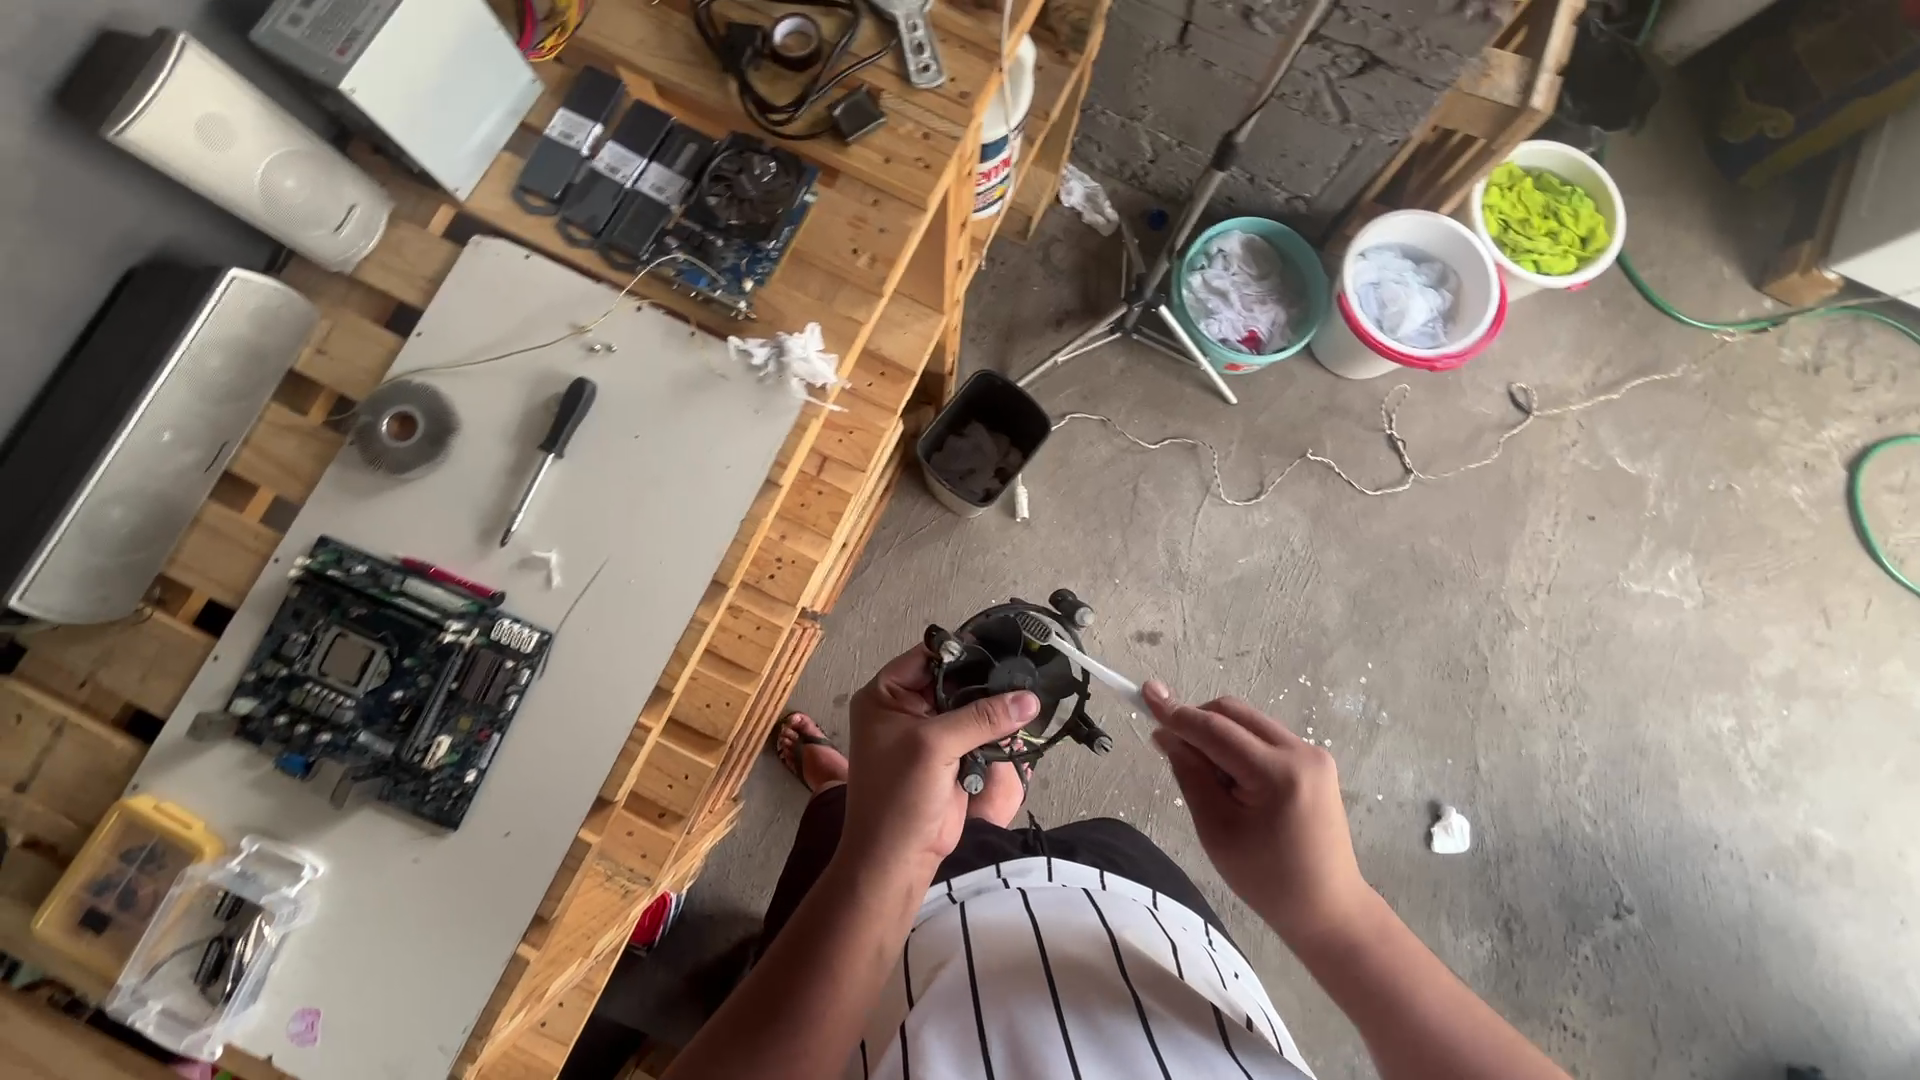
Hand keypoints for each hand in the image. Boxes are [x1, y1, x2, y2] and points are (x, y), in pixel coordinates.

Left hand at [838, 646, 1038, 876]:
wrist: (898, 858)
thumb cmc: (897, 798)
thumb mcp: (934, 746)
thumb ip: (981, 717)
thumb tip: (1027, 698)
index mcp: (885, 695)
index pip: (928, 656)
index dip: (962, 649)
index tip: (1002, 646)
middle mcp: (905, 708)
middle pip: (953, 679)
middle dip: (985, 680)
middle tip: (1024, 672)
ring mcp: (929, 732)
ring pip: (970, 705)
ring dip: (995, 707)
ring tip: (1028, 696)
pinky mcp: (950, 755)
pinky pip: (978, 732)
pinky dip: (996, 731)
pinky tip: (1019, 724)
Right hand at [1144, 681, 1373, 946]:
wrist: (1327, 909)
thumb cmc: (1266, 878)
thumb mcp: (1216, 829)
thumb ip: (1190, 773)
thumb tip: (1166, 733)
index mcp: (1278, 774)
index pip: (1215, 730)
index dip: (1176, 713)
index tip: (1146, 694)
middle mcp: (1301, 752)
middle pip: (1234, 713)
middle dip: (1197, 721)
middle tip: (1170, 746)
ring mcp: (1313, 754)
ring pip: (1248, 721)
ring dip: (1217, 734)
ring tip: (1207, 778)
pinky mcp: (1315, 762)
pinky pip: (1263, 736)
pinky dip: (1238, 745)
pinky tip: (1231, 780)